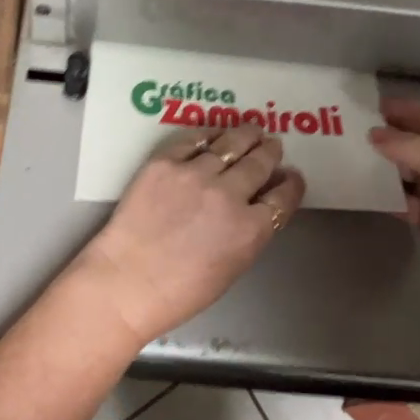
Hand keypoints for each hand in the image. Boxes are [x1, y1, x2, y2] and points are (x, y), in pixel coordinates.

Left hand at [67, 125, 306, 346]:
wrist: (127, 281)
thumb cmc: (180, 291)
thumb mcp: (232, 267)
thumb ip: (249, 233)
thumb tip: (257, 209)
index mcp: (250, 230)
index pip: (283, 197)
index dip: (291, 184)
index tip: (292, 176)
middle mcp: (228, 195)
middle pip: (259, 163)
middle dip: (270, 152)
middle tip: (273, 144)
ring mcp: (195, 174)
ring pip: (230, 143)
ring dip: (245, 135)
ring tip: (251, 129)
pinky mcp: (166, 161)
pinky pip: (194, 140)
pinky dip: (208, 134)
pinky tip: (214, 133)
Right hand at [369, 99, 419, 353]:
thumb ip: (407, 145)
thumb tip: (373, 133)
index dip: (400, 109)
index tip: (364, 105)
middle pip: (417, 142)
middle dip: (388, 137)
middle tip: (349, 131)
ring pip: (409, 171)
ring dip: (385, 166)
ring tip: (349, 157)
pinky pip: (406, 199)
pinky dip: (389, 195)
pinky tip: (364, 189)